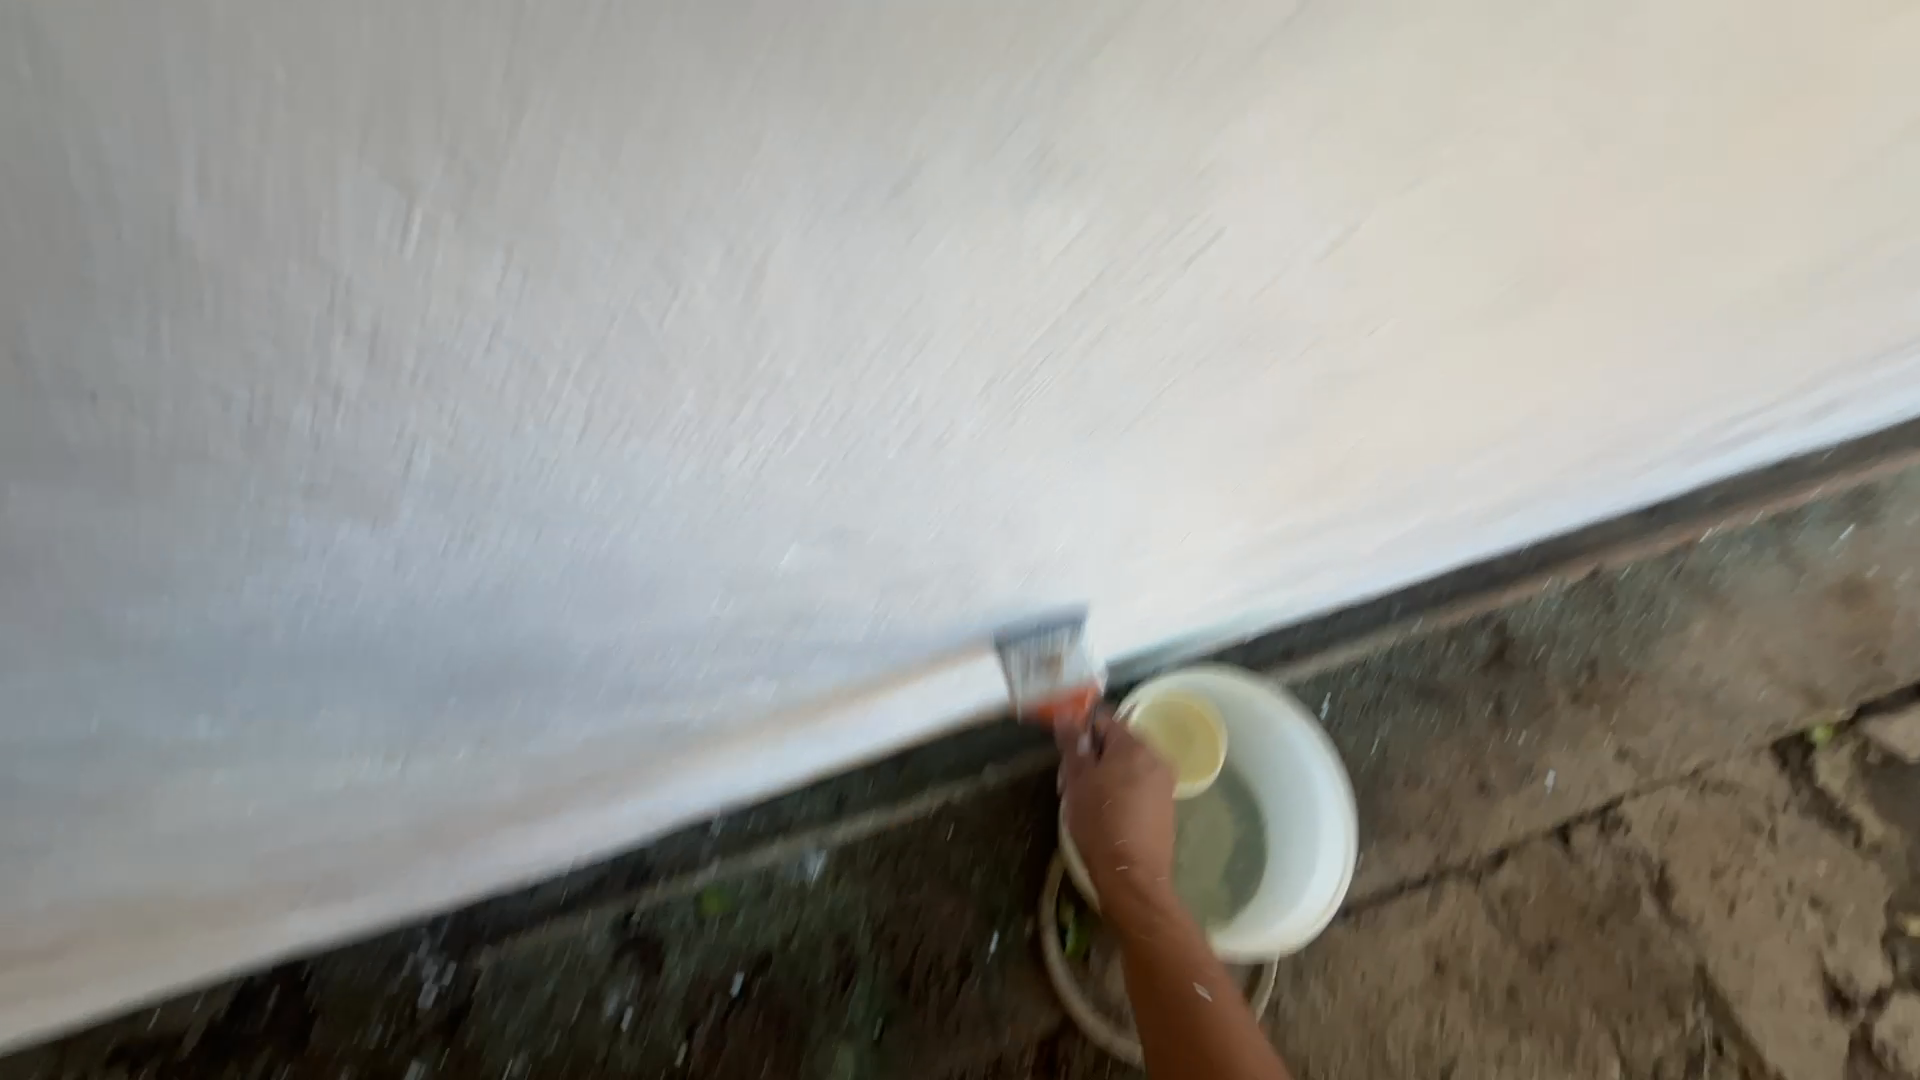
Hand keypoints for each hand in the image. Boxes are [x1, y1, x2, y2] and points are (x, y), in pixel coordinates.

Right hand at [1057, 706, 1178, 922]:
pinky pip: (1138, 783)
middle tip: (1070, 781)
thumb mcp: (1077, 780)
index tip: (1065, 752)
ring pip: (1126, 764)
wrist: (1132, 877)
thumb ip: (1073, 744)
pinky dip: (1120, 788)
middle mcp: (1156, 757)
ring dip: (1104, 773)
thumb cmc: (1099, 824)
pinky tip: (1104, 811)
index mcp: (1134, 746)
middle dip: (1092, 756)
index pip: (1103, 720)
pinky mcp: (1165, 804)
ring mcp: (1164, 782)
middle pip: (1116, 742)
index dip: (1081, 732)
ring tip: (1084, 799)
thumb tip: (1066, 714)